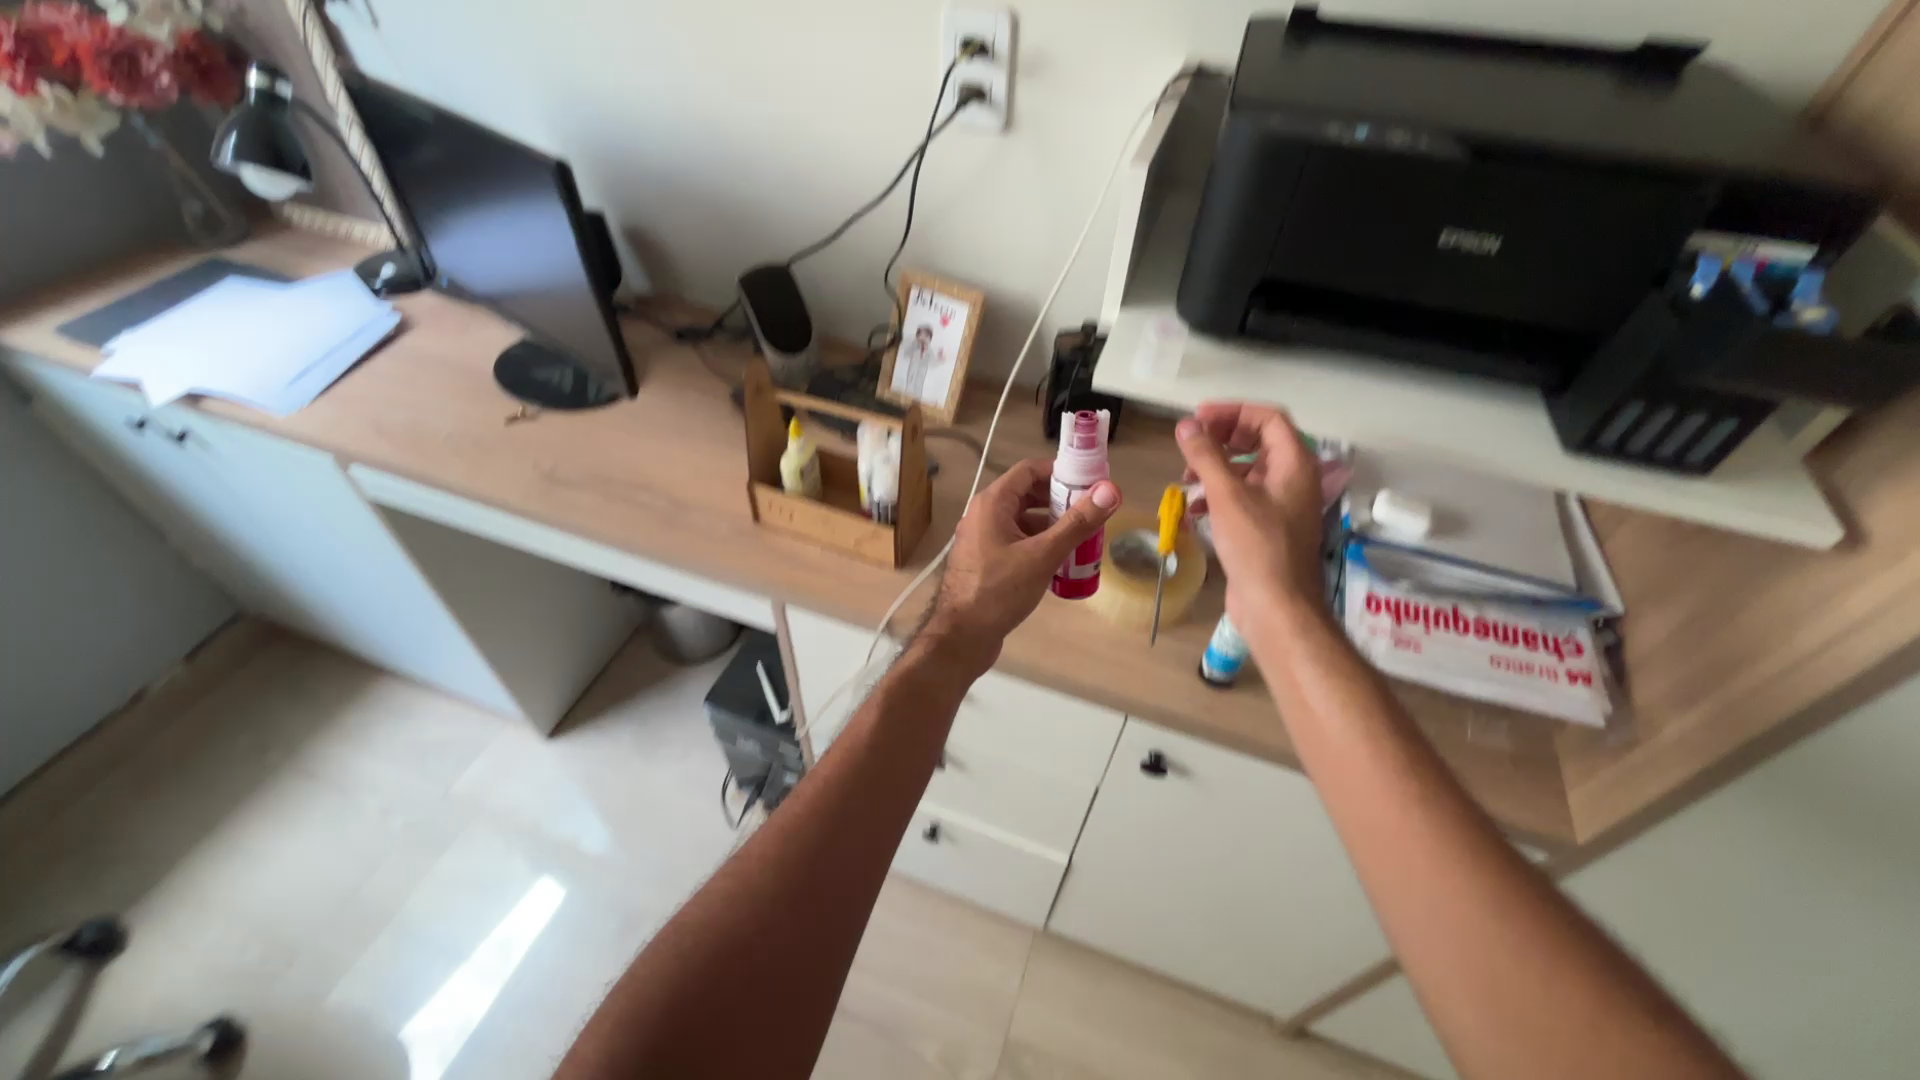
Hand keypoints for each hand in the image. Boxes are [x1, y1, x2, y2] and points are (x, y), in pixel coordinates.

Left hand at [919, 458, 1120, 673]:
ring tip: (1083, 539)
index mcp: (992, 503)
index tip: (1090, 484)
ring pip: (1023, 521)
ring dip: (1052, 526)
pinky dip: (1039, 545)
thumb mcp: (1042, 555)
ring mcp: (982, 539)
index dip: (1061, 472)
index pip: (1029, 470)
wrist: (962, 637)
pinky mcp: (986, 561)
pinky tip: (1061, 562)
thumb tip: (1110, 490)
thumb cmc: (999, 591)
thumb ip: (1077, 522)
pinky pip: (1017, 541)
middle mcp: (984, 514)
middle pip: (1027, 494)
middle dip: (1060, 501)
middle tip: (1092, 514)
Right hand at [1177, 403, 1328, 640]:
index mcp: (1294, 464)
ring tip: (1186, 476)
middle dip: (1222, 439)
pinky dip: (1218, 494)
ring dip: (1216, 467)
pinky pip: (1242, 497)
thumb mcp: (1227, 495)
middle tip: (1190, 443)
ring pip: (1247, 470)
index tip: (1199, 418)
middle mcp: (1292, 479)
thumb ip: (1206, 456)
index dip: (1233, 412)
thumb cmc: (1257, 546)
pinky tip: (1194, 507)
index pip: (1268, 418)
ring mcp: (1281, 504)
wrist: (1276, 605)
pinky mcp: (1267, 527)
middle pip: (1258, 441)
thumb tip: (1186, 425)